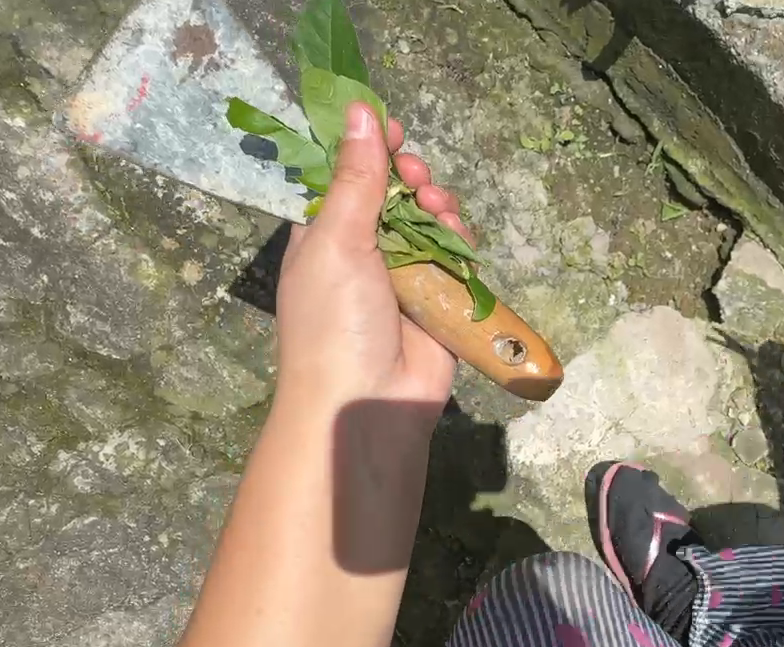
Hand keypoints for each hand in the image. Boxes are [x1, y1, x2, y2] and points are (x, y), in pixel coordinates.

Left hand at [273, 103, 472, 413]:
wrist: (370, 399)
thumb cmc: (335, 319)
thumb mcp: (336, 241)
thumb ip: (356, 179)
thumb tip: (360, 110)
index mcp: (324, 236)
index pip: (345, 178)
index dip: (367, 150)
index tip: (389, 127)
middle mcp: (364, 254)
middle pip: (394, 197)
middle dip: (410, 177)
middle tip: (418, 174)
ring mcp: (403, 280)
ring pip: (429, 226)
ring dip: (438, 207)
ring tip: (440, 207)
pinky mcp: (438, 304)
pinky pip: (454, 262)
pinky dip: (459, 244)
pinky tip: (459, 236)